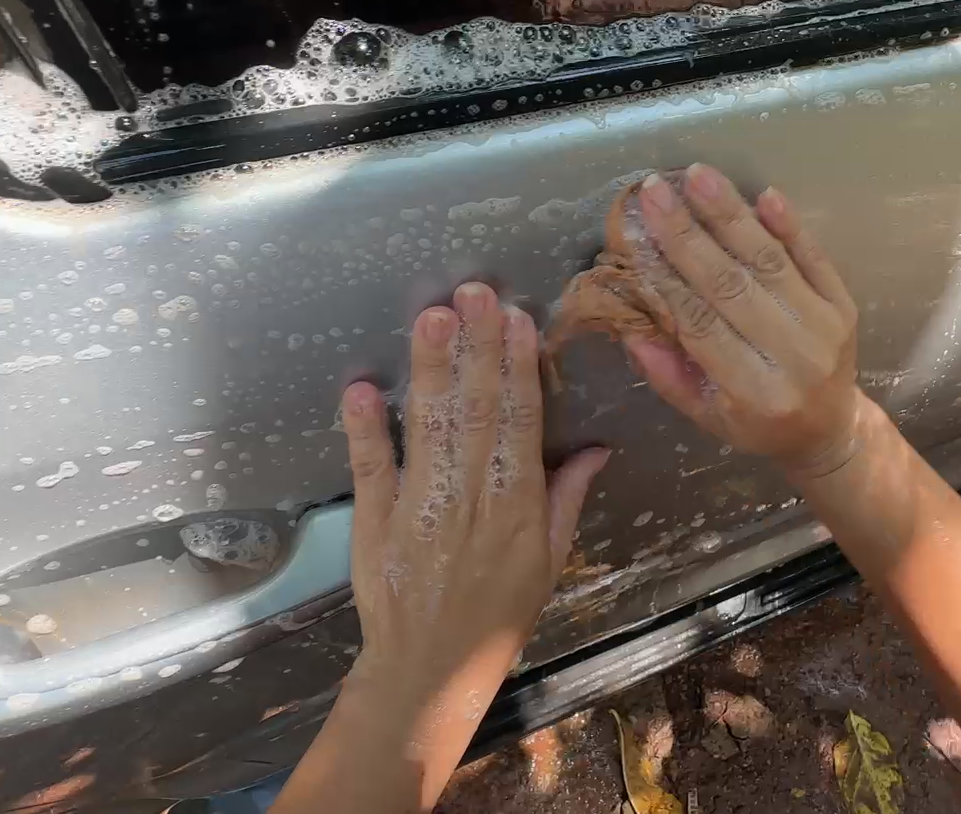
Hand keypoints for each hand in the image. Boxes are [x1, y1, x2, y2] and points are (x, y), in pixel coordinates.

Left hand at [296, 283, 607, 810]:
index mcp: (517, 503)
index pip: (521, 421)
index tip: (517, 319)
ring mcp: (419, 505)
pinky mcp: (375, 519)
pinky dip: (365, 428)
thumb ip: (568, 496)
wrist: (429, 669)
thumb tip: (599, 446)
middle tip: (474, 291)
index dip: (520, 367)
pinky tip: (362, 387)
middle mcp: (471, 495)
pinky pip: (371, 468)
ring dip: (428, 369)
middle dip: (476, 347)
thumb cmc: (500, 610)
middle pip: (476, 410)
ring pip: (428, 427)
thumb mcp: (551, 558)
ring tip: (431, 315)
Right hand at [625, 164, 863, 478]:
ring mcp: (823, 326)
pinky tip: (762, 194)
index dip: (666, 280)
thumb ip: (668, 375)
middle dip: (688, 234)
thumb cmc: (759, 424)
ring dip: (731, 215)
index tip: (636, 238)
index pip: (700, 325)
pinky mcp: (843, 304)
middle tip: (654, 191)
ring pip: (769, 261)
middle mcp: (793, 357)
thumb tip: (630, 325)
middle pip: (732, 285)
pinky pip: (814, 256)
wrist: (831, 428)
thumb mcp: (707, 416)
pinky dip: (788, 224)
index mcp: (753, 393)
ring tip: (697, 175)